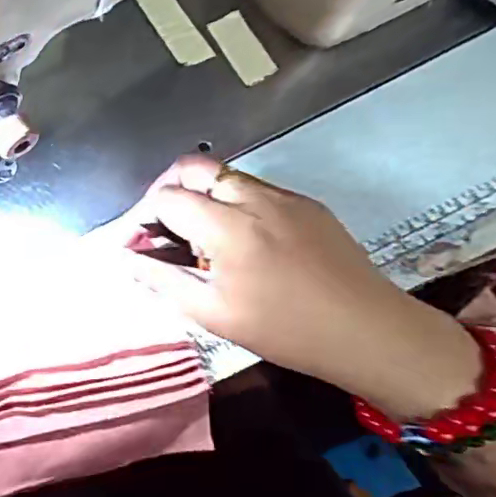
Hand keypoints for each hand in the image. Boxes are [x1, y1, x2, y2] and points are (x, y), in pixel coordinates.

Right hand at [116, 156, 479, 416]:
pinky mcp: (307, 204)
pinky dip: (233, 204)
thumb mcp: (213, 314)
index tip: (138, 241)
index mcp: (228, 226)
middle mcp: (255, 198)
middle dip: (167, 189)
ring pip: (226, 176)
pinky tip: (241, 243)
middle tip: (161, 226)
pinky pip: (257, 189)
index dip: (143, 216)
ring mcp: (285, 196)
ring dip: (201, 196)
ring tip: (201, 240)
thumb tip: (129, 259)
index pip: (167, 197)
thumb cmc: (284, 329)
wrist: (366, 329)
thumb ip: (164, 281)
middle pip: (194, 167)